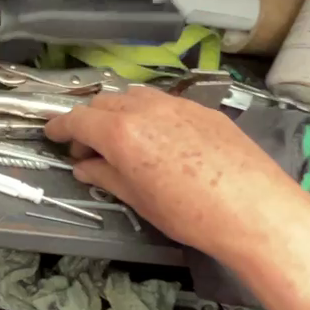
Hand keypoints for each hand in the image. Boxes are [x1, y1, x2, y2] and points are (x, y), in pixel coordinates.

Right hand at [43, 87, 309, 270]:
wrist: (258, 211)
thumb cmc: (191, 214)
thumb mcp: (139, 200)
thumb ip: (106, 176)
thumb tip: (85, 167)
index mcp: (120, 131)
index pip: (77, 119)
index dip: (59, 126)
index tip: (51, 135)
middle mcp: (144, 108)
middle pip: (103, 103)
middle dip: (88, 121)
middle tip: (87, 148)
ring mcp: (176, 104)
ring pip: (134, 96)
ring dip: (118, 112)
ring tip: (121, 139)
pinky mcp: (203, 110)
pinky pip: (163, 102)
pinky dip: (148, 114)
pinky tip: (159, 140)